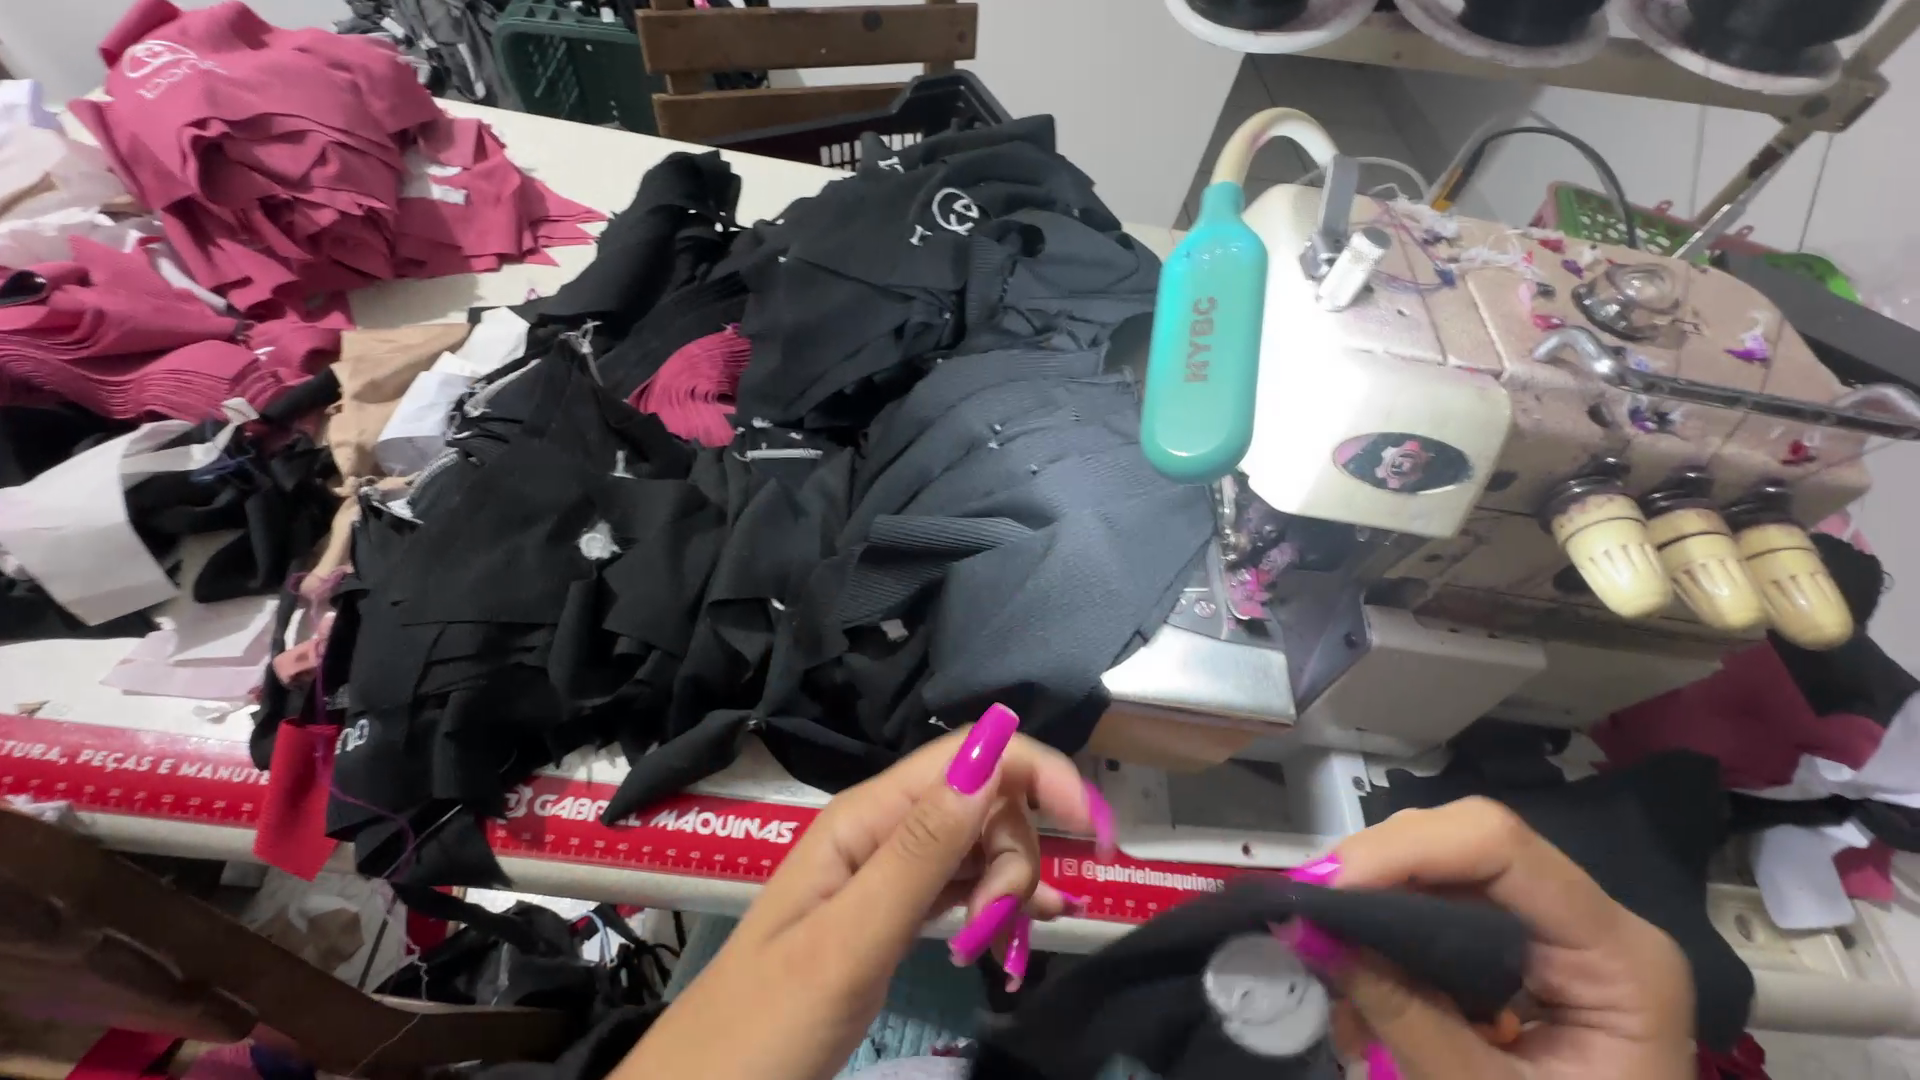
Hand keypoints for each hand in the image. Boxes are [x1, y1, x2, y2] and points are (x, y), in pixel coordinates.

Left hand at [616, 705, 1108, 1079]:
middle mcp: (883, 828)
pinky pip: (964, 883)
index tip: (1092, 827)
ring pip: (980, 842)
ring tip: (995, 944)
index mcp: (866, 817)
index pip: (968, 755)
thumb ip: (920, 853)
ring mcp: (890, 868)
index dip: (1036, 771)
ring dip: (1008, 882)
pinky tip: (1021, 927)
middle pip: (984, 798)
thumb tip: (990, 761)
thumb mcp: (848, 942)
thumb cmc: (768, 1025)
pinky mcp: (896, 907)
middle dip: (1016, 850)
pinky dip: (999, 899)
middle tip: (1000, 926)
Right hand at [1326, 797, 1694, 1079]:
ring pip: (1439, 860)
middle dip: (1377, 865)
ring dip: (1370, 894)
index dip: (1407, 849)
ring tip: (1324, 946)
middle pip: (1464, 840)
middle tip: (1308, 908)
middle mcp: (1589, 920)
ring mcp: (1554, 928)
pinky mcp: (1520, 945)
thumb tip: (1307, 931)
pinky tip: (1353, 964)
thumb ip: (1403, 1015)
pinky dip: (1381, 920)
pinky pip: (1435, 898)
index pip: (1503, 847)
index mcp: (1617, 956)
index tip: (1329, 888)